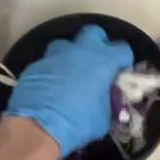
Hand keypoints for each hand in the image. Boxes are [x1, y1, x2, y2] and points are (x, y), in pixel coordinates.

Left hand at [3, 24, 134, 156]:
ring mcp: (55, 55)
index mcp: (103, 61)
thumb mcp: (104, 118)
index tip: (120, 72)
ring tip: (70, 73)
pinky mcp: (36, 65)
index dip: (123, 60)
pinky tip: (51, 86)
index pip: (123, 49)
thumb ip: (109, 103)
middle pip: (94, 32)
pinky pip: (48, 62)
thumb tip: (108, 101)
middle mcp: (80, 51)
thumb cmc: (79, 122)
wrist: (38, 126)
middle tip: (96, 63)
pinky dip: (52, 70)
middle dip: (98, 43)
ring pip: (66, 44)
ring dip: (71, 55)